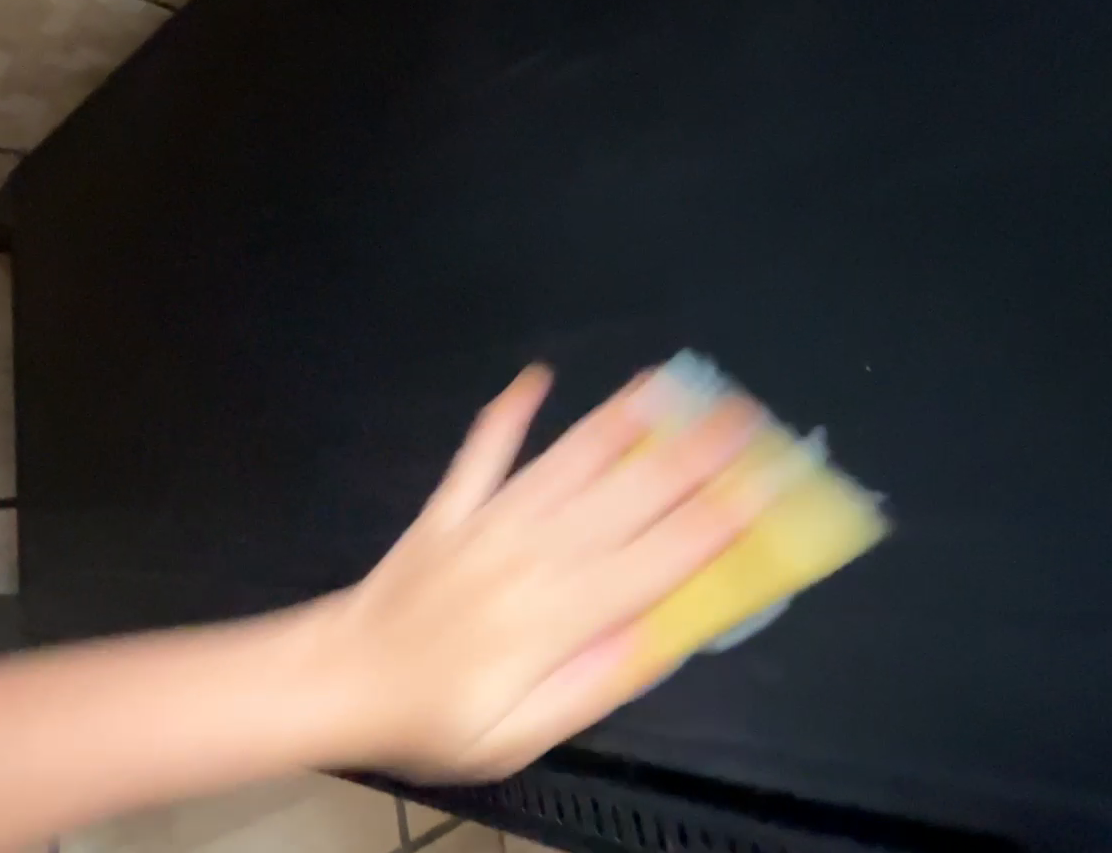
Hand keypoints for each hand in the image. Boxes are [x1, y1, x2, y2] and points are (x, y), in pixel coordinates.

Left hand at [311, 365, 768, 779]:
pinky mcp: (446, 508)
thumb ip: (597, 680)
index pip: (659, 558)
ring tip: (663, 384)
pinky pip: (480, 453)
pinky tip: (531, 378)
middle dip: (691, 456)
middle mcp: (529, 554)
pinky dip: (506, 414)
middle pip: (625, 498)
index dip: (719, 520)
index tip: (769, 483)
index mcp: (559, 614)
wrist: (342, 675)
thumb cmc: (435, 717)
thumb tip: (665, 632)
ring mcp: (484, 521)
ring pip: (563, 464)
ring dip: (618, 423)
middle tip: (743, 416)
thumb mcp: (523, 732)